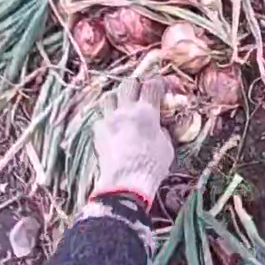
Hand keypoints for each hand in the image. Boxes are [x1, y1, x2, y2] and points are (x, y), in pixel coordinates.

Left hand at [91, 77, 172, 204]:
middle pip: (128, 84)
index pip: (152, 85)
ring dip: (117, 97)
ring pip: (109, 96)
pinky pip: (100, 117)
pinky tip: (112, 127)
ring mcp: (109, 120)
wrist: (126, 182)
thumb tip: (159, 126)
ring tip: (123, 106)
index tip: (162, 85)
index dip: (158, 81)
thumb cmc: (152, 166)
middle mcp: (126, 110)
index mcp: (147, 112)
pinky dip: (107, 118)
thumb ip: (162, 131)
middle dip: (136, 85)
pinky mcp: (97, 132)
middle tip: (141, 92)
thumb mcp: (167, 147)